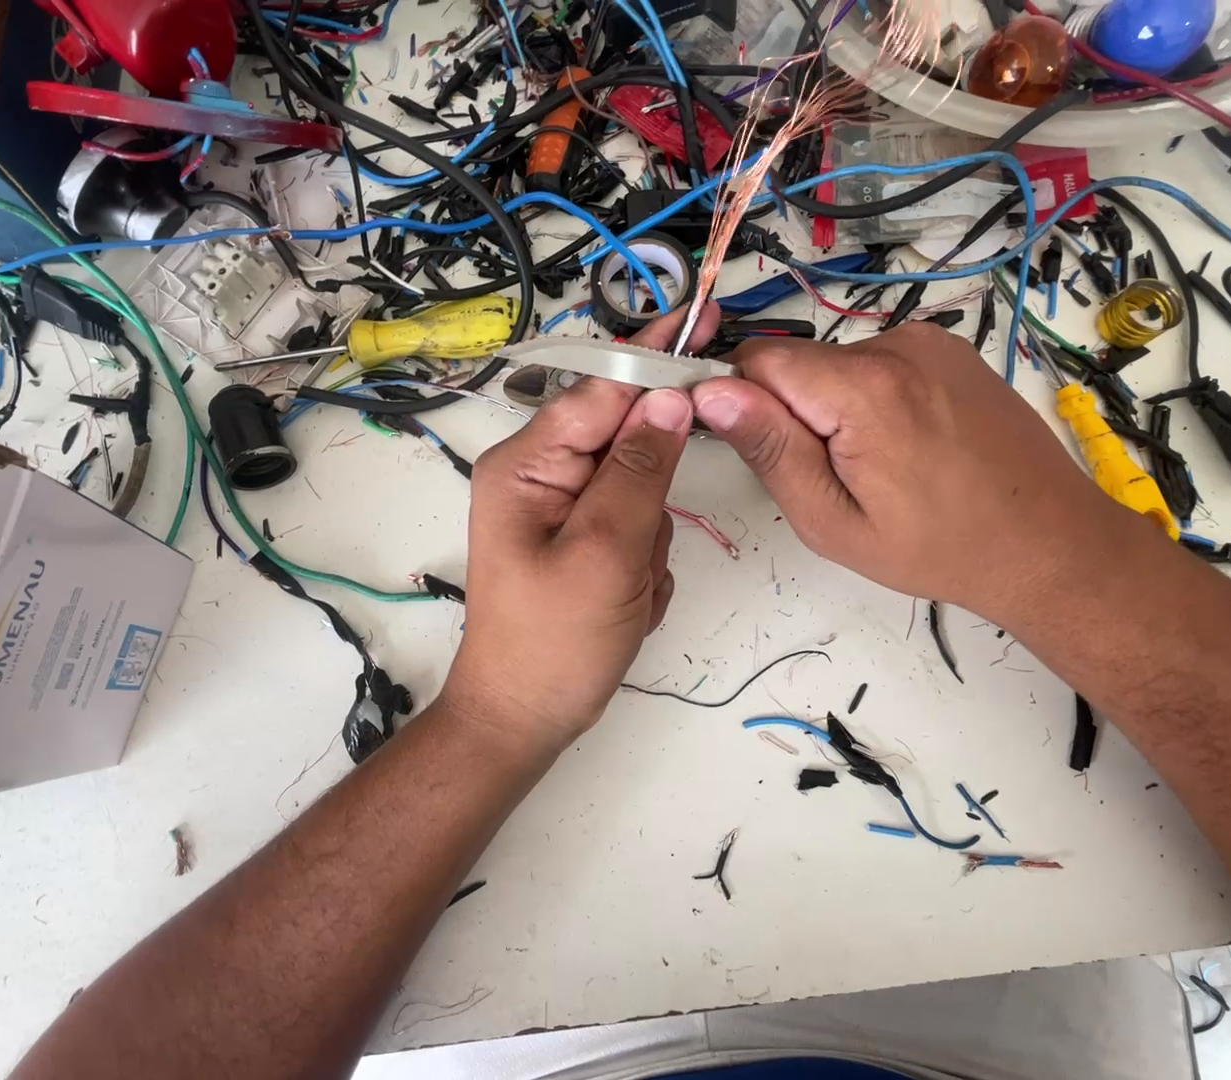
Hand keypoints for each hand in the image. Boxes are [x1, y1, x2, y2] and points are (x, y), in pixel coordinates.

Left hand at [441, 304, 721, 749]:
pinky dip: (643, 564)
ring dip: (648, 541)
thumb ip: (638, 470)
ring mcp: (564, 510)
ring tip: (623, 591)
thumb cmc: (554, 642)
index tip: (705, 324)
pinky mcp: (584, 541)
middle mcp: (541, 475)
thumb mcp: (604, 552)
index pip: (600, 390)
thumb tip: (670, 397)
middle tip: (637, 555)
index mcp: (526, 465)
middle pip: (626, 442)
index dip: (654, 359)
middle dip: (650, 498)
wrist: (525, 717)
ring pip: (641, 490)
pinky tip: (623, 601)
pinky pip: (637, 527)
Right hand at [689, 322, 1139, 618]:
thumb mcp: (831, 520)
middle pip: (797, 363)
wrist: (1048, 542)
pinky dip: (865, 399)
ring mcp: (930, 342)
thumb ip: (770, 449)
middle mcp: (898, 346)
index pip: (758, 360)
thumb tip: (711, 391)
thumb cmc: (935, 547)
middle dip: (790, 412)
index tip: (755, 448)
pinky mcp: (949, 349)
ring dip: (829, 409)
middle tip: (827, 476)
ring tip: (872, 466)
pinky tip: (900, 446)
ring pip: (832, 365)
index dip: (739, 400)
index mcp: (865, 389)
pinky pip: (873, 364)